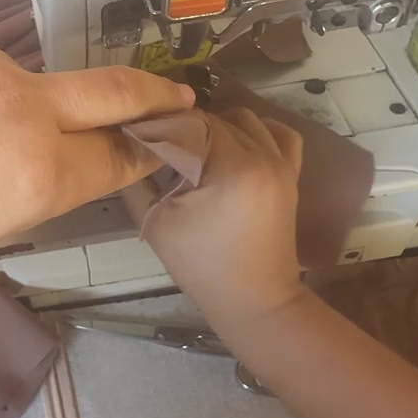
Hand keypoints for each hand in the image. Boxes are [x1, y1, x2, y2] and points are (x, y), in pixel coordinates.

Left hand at [0, 26, 193, 305]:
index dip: (140, 158)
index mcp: (34, 173)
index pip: (114, 160)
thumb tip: (13, 185)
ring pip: (23, 82)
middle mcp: (19, 105)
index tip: (158, 149)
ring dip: (20, 107)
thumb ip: (5, 212)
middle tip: (176, 97)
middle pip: (109, 90)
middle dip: (151, 96)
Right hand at [122, 108, 307, 332]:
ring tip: (194, 146)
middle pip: (216, 118)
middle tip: (160, 143)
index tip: (137, 134)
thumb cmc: (201, 266)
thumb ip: (138, 180)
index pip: (189, 123)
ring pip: (245, 120)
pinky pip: (279, 134)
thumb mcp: (157, 223)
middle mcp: (261, 157)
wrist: (255, 299)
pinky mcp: (290, 174)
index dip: (160, 124)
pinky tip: (234, 142)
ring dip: (217, 125)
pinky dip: (256, 130)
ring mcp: (282, 163)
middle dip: (185, 126)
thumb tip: (126, 147)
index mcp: (230, 168)